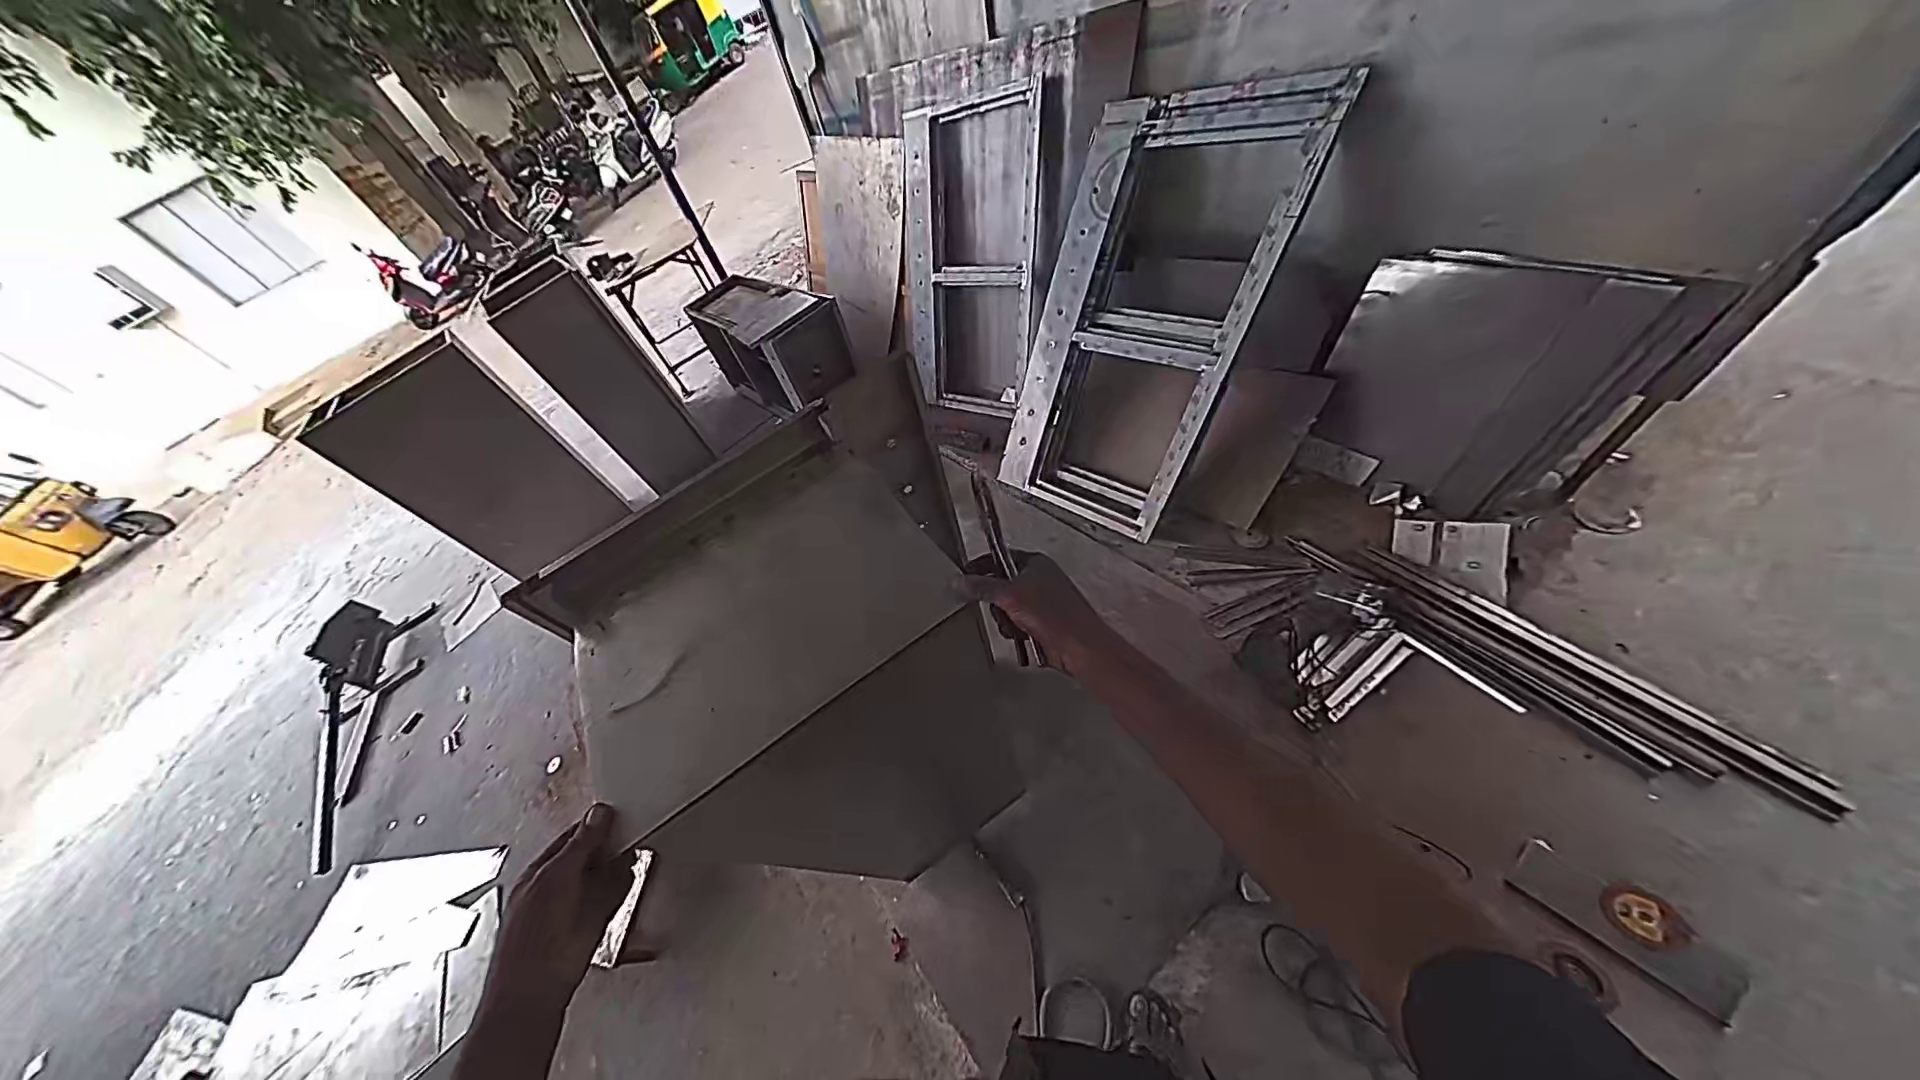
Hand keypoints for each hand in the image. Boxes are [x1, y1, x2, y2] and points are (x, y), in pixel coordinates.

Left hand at [487, 804, 631, 1014]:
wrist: (535, 994)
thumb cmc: (531, 944)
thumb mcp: (558, 878)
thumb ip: (581, 844)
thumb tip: (598, 814)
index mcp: (539, 873)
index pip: (573, 836)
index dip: (596, 824)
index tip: (619, 815)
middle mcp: (555, 888)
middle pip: (591, 855)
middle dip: (613, 844)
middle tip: (632, 834)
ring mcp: (574, 907)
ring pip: (605, 874)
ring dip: (622, 864)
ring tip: (635, 856)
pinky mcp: (592, 924)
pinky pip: (614, 894)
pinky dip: (625, 884)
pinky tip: (631, 881)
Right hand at [962, 552, 1125, 674]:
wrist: (1080, 648)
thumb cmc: (1057, 616)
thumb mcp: (1010, 596)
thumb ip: (982, 587)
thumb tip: (962, 581)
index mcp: (1036, 563)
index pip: (999, 557)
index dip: (981, 566)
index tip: (966, 575)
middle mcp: (1041, 579)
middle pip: (1000, 587)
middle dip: (998, 604)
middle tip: (1004, 610)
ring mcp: (1043, 602)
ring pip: (1007, 609)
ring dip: (1007, 621)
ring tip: (1019, 626)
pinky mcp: (1044, 623)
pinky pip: (1017, 625)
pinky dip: (1017, 632)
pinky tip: (1026, 636)